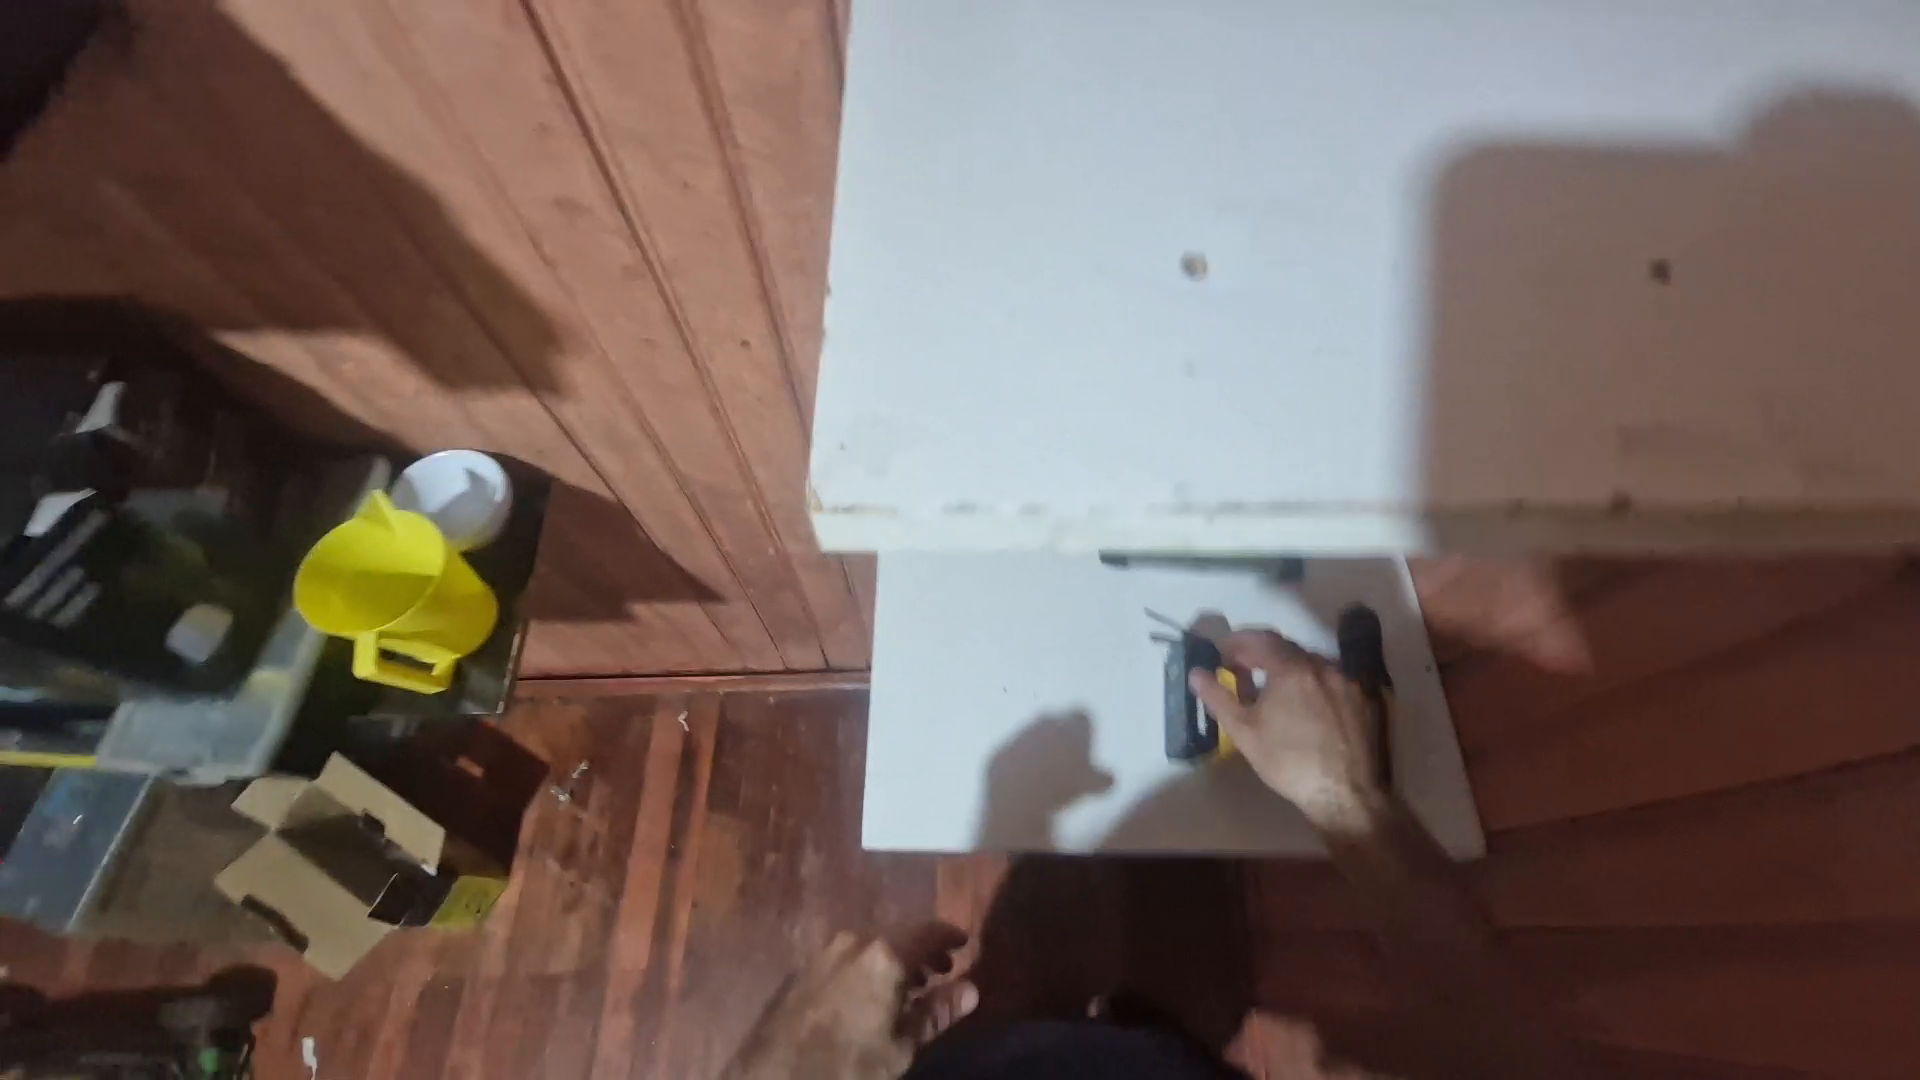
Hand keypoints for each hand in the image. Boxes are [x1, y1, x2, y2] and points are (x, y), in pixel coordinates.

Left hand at [722, 921, 977, 1079]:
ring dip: (893, 960)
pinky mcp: (803, 969)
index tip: (964, 943)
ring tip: (907, 988)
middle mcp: (854, 940)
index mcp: (884, 954)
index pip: (927, 930)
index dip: (948, 935)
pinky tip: (867, 996)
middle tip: (940, 973)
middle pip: (898, 935)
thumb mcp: (900, 1049)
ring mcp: (824, 951)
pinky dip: (865, 968)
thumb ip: (937, 1013)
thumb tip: (972, 988)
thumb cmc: (846, 1068)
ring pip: (870, 946)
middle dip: (921, 952)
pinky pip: (846, 958)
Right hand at [1187, 616, 1385, 832]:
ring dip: (1285, 666)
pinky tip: (1302, 704)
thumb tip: (1196, 673)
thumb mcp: (1242, 730)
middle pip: (1285, 647)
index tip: (1220, 653)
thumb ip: (1217, 696)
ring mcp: (1348, 681)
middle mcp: (1323, 665)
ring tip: (1270, 688)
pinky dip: (1310, 681)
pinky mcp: (1365, 699)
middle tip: (1239, 669)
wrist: (1345, 796)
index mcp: (1291, 668)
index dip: (1235, 642)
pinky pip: (1330, 678)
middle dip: (1259, 653)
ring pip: (1310, 662)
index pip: (1259, 638)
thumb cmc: (1287, 761)